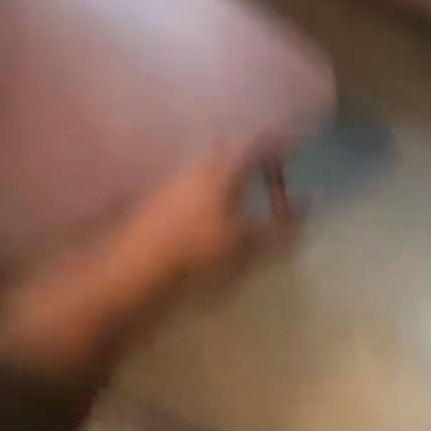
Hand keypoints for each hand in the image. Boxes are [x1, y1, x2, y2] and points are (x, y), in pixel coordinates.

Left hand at [0, 142, 304, 383]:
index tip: (296, 158)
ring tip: (239, 206)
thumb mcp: (250, 247)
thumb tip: (312, 203)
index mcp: (222, 169)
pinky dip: (201, 197)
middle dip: (252, 164)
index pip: (260, 144)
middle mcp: (192, 167)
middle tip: (269, 181)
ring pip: (204, 171)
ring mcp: (164, 184)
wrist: (117, 286)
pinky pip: (184, 189)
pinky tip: (205, 224)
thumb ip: (285, 224)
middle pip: (230, 153)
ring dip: (225, 181)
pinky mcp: (143, 205)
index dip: (282, 149)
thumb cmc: (194, 260)